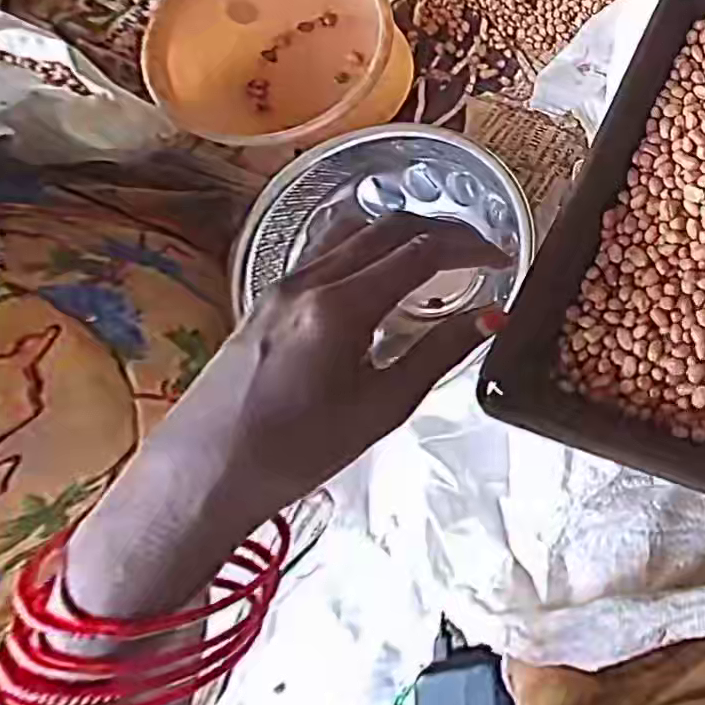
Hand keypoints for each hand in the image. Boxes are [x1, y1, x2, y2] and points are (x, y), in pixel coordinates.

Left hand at [66, 211, 506, 616]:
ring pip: (359, 230)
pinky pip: (333, 247)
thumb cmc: (298, 451)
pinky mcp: (270, 295)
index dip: (472, 246)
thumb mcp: (385, 405)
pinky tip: (390, 269)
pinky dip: (375, 244)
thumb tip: (494, 315)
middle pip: (392, 226)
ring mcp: (285, 283)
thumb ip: (441, 350)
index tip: (504, 258)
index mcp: (341, 306)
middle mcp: (310, 280)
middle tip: (483, 250)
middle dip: (447, 230)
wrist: (200, 478)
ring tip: (445, 253)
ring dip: (410, 230)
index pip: (422, 251)